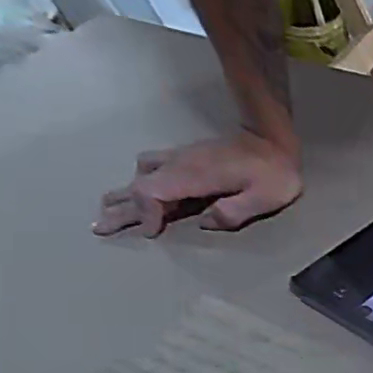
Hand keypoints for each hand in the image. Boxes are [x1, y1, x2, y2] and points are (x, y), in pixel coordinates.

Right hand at [93, 131, 301, 236]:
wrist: (273, 140)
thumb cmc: (274, 173)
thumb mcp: (262, 199)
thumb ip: (232, 212)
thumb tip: (203, 224)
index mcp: (194, 176)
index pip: (151, 192)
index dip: (145, 213)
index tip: (150, 233)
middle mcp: (180, 165)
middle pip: (139, 186)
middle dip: (120, 208)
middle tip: (98, 227)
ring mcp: (181, 159)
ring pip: (142, 175)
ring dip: (125, 194)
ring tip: (108, 209)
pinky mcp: (188, 159)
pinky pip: (153, 169)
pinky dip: (139, 184)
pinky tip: (137, 192)